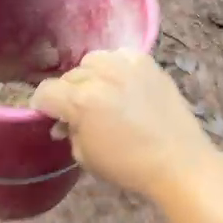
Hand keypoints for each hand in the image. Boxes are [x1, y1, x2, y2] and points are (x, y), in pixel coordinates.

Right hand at [30, 49, 216, 202]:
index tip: (51, 116)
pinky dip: (115, 67)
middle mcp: (101, 76)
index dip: (43, 105)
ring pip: (92, 61)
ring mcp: (126, 65)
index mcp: (82, 101)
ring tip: (102, 94)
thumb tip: (64, 120)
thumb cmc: (129, 166)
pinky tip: (122, 84)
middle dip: (68, 94)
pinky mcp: (146, 62)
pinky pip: (118, 56)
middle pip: (68, 76)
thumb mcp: (85, 155)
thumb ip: (69, 130)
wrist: (180, 162)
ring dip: (90, 77)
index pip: (45, 91)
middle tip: (80, 113)